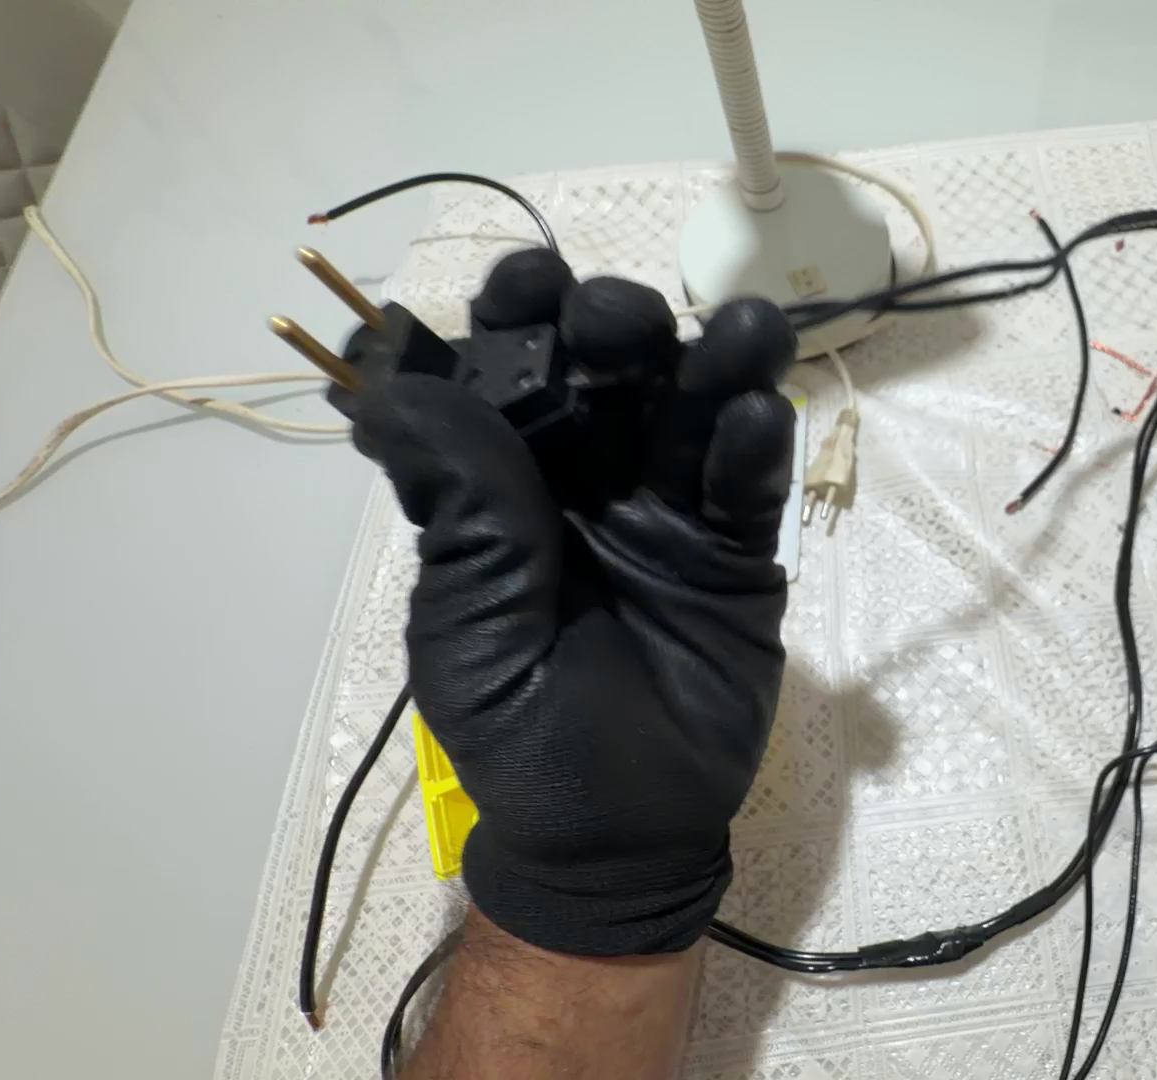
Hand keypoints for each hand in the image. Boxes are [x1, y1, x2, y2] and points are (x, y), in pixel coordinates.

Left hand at [348, 249, 797, 956]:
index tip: (532, 282)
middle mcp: (599, 486)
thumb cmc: (530, 735)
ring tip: (749, 328)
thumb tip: (401, 393)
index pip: (516, 388)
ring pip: (699, 419)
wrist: (627, 826)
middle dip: (620, 335)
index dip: (520, 325)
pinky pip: (748, 491)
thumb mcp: (476, 630)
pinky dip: (755, 452)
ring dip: (720, 366)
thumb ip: (465, 518)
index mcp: (516, 495)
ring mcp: (676, 517)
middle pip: (615, 384)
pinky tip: (755, 419)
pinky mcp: (737, 555)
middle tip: (629, 320)